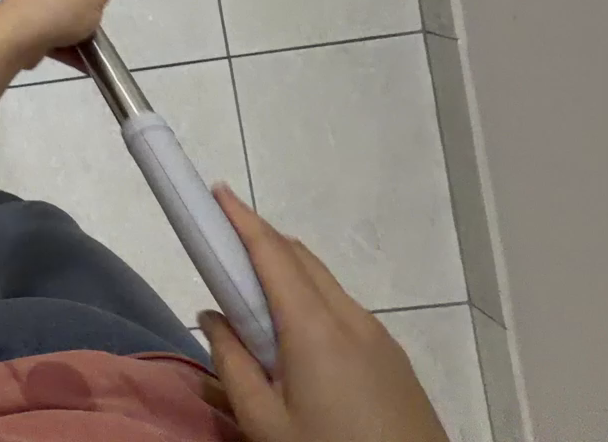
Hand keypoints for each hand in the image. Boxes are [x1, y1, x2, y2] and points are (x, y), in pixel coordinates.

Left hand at [0, 0, 112, 69]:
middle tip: (88, 17)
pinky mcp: (17, 29)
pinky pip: (46, 37)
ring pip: (50, 15)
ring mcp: (20, 4)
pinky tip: (82, 63)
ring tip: (87, 47)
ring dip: (69, 30)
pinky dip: (63, 48)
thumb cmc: (58, 5)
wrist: (21, 37)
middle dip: (68, 1)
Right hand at [200, 186, 451, 441]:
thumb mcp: (264, 422)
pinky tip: (294, 330)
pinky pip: (343, 308)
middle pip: (300, 258)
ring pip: (324, 281)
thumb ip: (231, 361)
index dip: (241, 217)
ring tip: (251, 286)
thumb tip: (212, 316)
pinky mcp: (396, 363)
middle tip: (221, 236)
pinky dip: (310, 294)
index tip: (216, 189)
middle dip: (260, 236)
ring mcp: (381, 340)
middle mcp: (352, 320)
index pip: (272, 252)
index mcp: (314, 328)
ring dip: (286, 267)